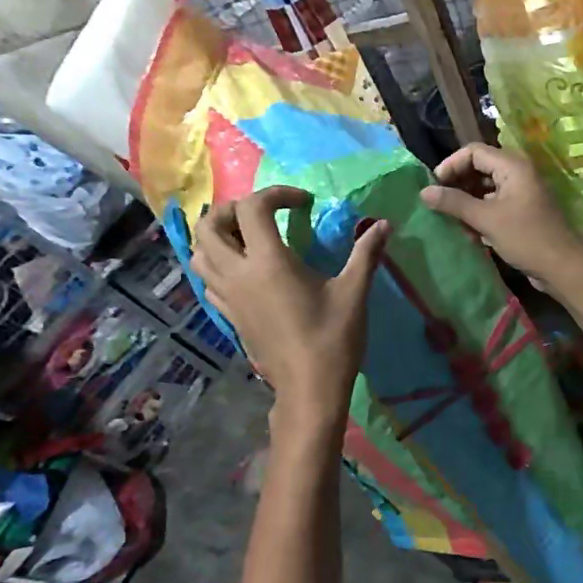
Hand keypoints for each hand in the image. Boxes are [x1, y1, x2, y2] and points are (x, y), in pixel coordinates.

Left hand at [191, 187, 389, 429]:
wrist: (309, 388)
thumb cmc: (333, 338)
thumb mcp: (354, 292)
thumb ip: (366, 253)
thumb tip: (383, 224)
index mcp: (268, 262)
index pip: (252, 208)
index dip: (277, 194)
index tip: (304, 202)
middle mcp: (238, 274)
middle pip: (210, 225)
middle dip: (234, 208)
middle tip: (266, 213)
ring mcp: (228, 297)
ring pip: (200, 253)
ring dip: (218, 235)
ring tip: (249, 236)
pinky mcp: (228, 316)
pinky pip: (207, 279)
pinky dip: (218, 263)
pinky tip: (245, 270)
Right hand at [419, 144, 582, 290]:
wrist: (562, 268)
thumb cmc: (526, 238)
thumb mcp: (486, 219)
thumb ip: (454, 203)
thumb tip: (423, 192)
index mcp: (513, 166)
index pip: (473, 152)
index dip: (450, 165)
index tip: (433, 187)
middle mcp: (518, 174)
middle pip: (479, 169)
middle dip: (457, 185)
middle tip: (439, 205)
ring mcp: (521, 193)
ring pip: (485, 189)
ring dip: (467, 203)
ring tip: (451, 222)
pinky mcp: (522, 212)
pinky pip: (495, 205)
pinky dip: (480, 215)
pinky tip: (469, 234)